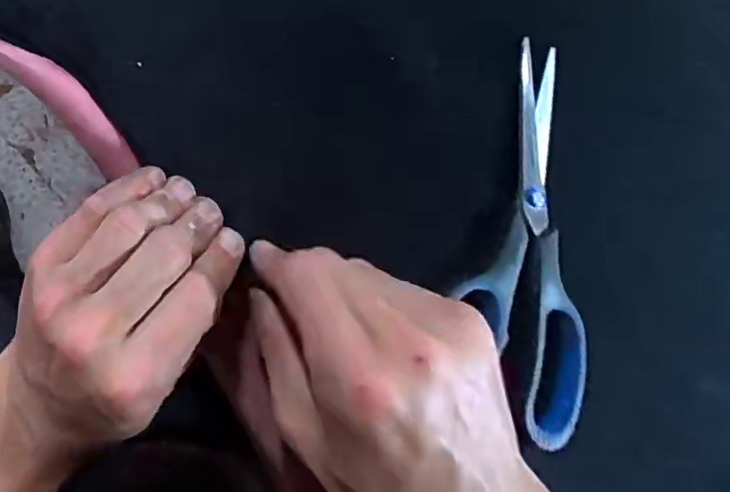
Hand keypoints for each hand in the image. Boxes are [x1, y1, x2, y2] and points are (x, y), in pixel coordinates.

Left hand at [5, 166, 244, 461]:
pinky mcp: (42, 263)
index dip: (219, 259)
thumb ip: (193, 323)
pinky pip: (92, 210)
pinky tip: (152, 180)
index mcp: (133, 376)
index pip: (193, 297)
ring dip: (164, 201)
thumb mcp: (161, 388)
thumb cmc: (108, 403)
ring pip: (128, 225)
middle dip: (196, 225)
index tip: (234, 238)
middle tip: (212, 209)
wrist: (34, 404)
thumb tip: (223, 251)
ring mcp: (61, 291)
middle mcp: (94, 330)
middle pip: (162, 254)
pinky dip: (127, 189)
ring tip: (186, 190)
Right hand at [247, 241, 546, 491]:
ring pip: (367, 270)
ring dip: (345, 286)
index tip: (261, 259)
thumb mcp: (304, 434)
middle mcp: (404, 336)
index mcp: (357, 373)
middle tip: (298, 298)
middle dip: (307, 273)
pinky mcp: (468, 315)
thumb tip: (261, 292)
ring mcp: (443, 321)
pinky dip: (383, 299)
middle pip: (334, 264)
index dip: (277, 261)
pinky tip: (389, 337)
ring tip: (348, 326)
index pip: (305, 275)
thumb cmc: (376, 477)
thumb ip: (275, 356)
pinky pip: (402, 285)